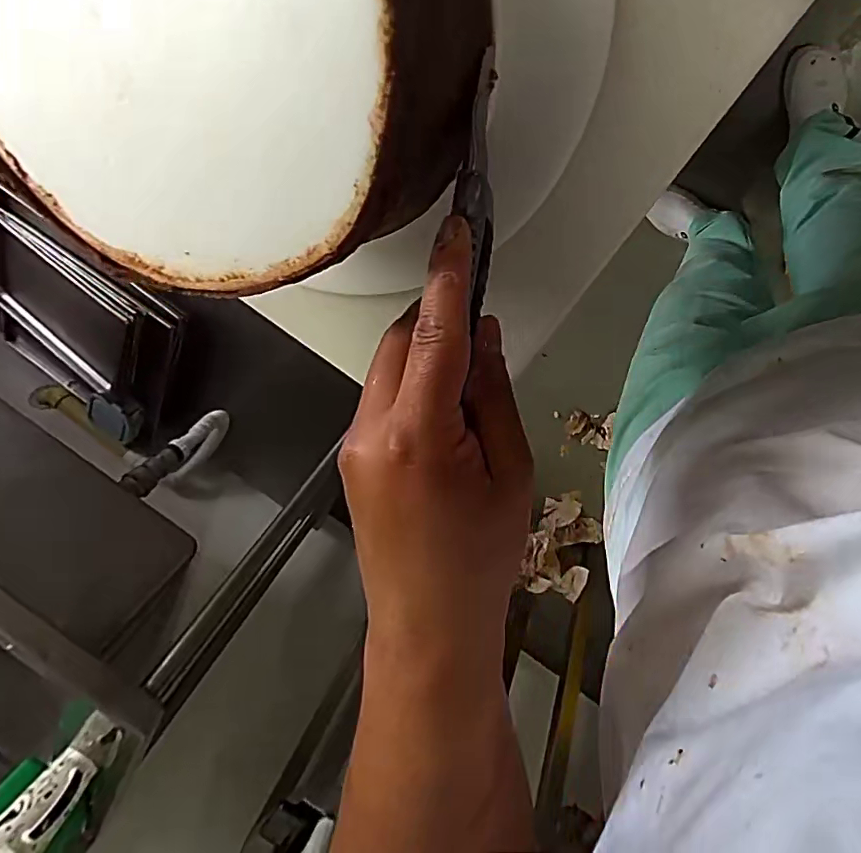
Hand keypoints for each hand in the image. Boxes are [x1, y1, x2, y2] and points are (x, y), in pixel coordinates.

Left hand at [339, 215, 534, 666]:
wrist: (426, 627)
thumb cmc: (482, 559)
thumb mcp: (510, 471)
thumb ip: (491, 392)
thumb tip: (481, 332)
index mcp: (416, 433)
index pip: (433, 333)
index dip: (447, 277)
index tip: (455, 232)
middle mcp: (370, 428)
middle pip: (399, 342)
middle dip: (435, 321)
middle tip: (478, 329)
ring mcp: (352, 442)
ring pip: (386, 366)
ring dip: (424, 354)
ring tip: (467, 387)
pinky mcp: (350, 454)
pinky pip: (380, 395)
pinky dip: (411, 383)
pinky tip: (442, 412)